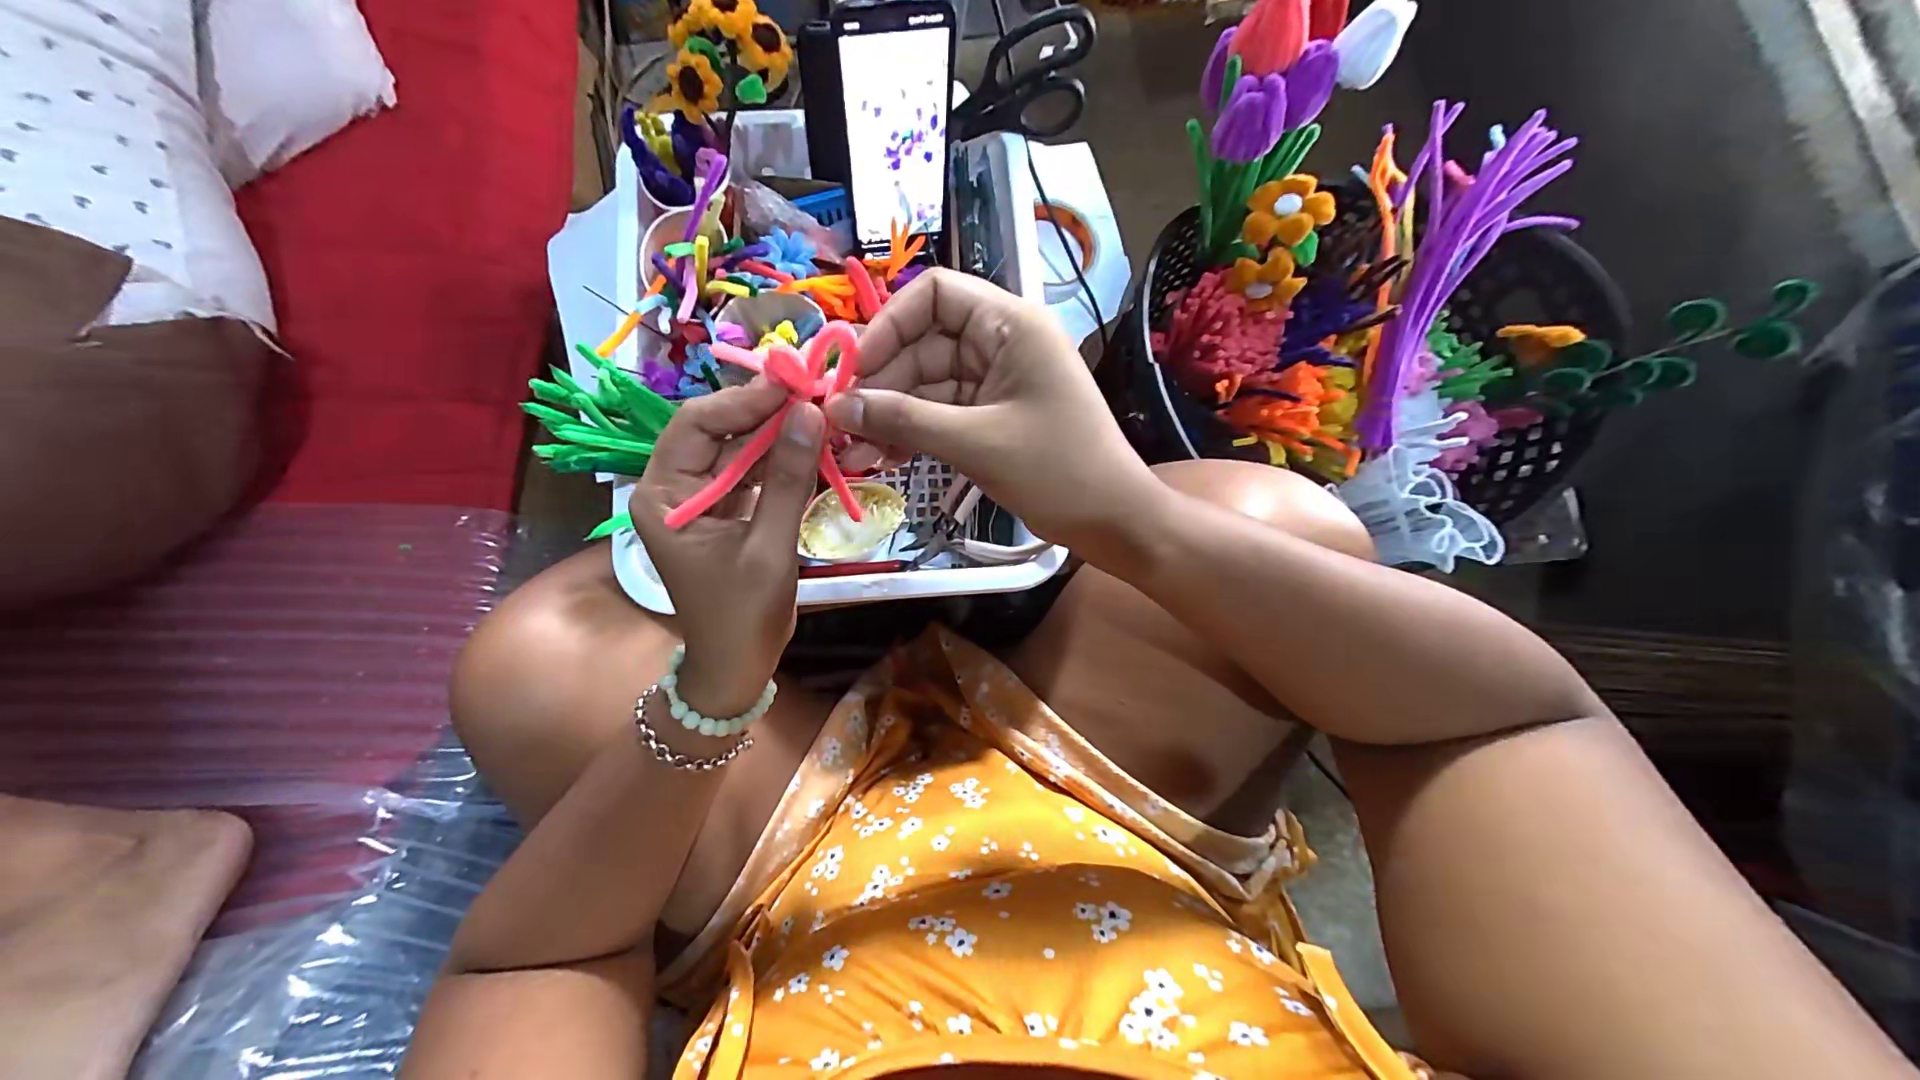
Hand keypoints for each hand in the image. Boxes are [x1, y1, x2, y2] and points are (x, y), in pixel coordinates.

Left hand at [628, 380, 822, 714]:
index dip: (742, 401)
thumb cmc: (743, 615)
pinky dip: (781, 461)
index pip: (695, 425)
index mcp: (663, 497)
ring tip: (819, 415)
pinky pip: (752, 474)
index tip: (790, 384)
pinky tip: (812, 446)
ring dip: (777, 435)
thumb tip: (810, 412)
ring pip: (738, 450)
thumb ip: (788, 479)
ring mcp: (700, 501)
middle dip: (764, 414)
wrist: (737, 666)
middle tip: (812, 394)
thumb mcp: (770, 546)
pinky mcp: (725, 512)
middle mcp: (674, 490)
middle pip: (717, 432)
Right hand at [824, 269, 1160, 556]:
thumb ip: (904, 420)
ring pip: (927, 385)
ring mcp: (997, 381)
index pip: (935, 294)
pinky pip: (941, 413)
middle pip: (923, 345)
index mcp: (1010, 324)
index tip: (855, 370)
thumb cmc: (1058, 470)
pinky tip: (885, 457)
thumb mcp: (976, 442)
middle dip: (882, 385)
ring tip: (856, 453)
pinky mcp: (993, 415)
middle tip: (843, 425)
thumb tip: (839, 408)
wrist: (1112, 519)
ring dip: (891, 415)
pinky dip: (914, 432)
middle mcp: (1001, 343)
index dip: (889, 325)